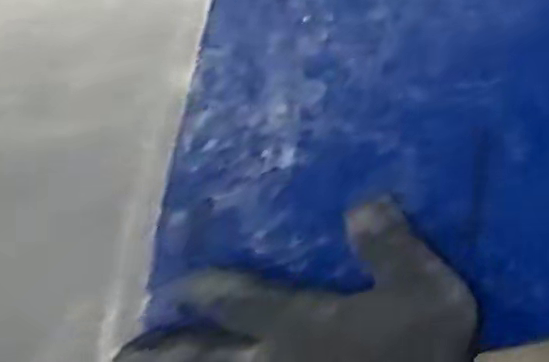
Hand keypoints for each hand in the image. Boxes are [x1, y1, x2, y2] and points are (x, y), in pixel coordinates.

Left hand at [118, 199, 477, 361]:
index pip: (247, 302)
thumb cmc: (419, 343)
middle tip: (128, 348)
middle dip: (166, 352)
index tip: (182, 282)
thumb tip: (360, 201)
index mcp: (303, 323)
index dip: (214, 290)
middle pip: (206, 358)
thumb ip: (388, 244)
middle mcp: (272, 361)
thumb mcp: (420, 282)